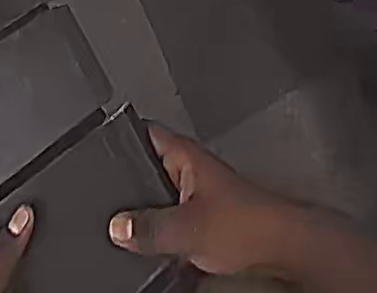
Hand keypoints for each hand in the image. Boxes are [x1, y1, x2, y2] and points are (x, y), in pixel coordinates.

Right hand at [107, 125, 329, 276]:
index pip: (147, 131)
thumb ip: (150, 226)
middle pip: (148, 165)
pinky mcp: (199, 216)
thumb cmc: (246, 222)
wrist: (277, 246)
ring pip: (158, 194)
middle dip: (128, 180)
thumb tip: (117, 225)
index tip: (99, 140)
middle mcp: (189, 168)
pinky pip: (168, 216)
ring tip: (121, 223)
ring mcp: (194, 191)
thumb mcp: (188, 227)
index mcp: (185, 155)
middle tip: (102, 192)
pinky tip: (148, 243)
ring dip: (144, 208)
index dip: (124, 133)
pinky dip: (157, 228)